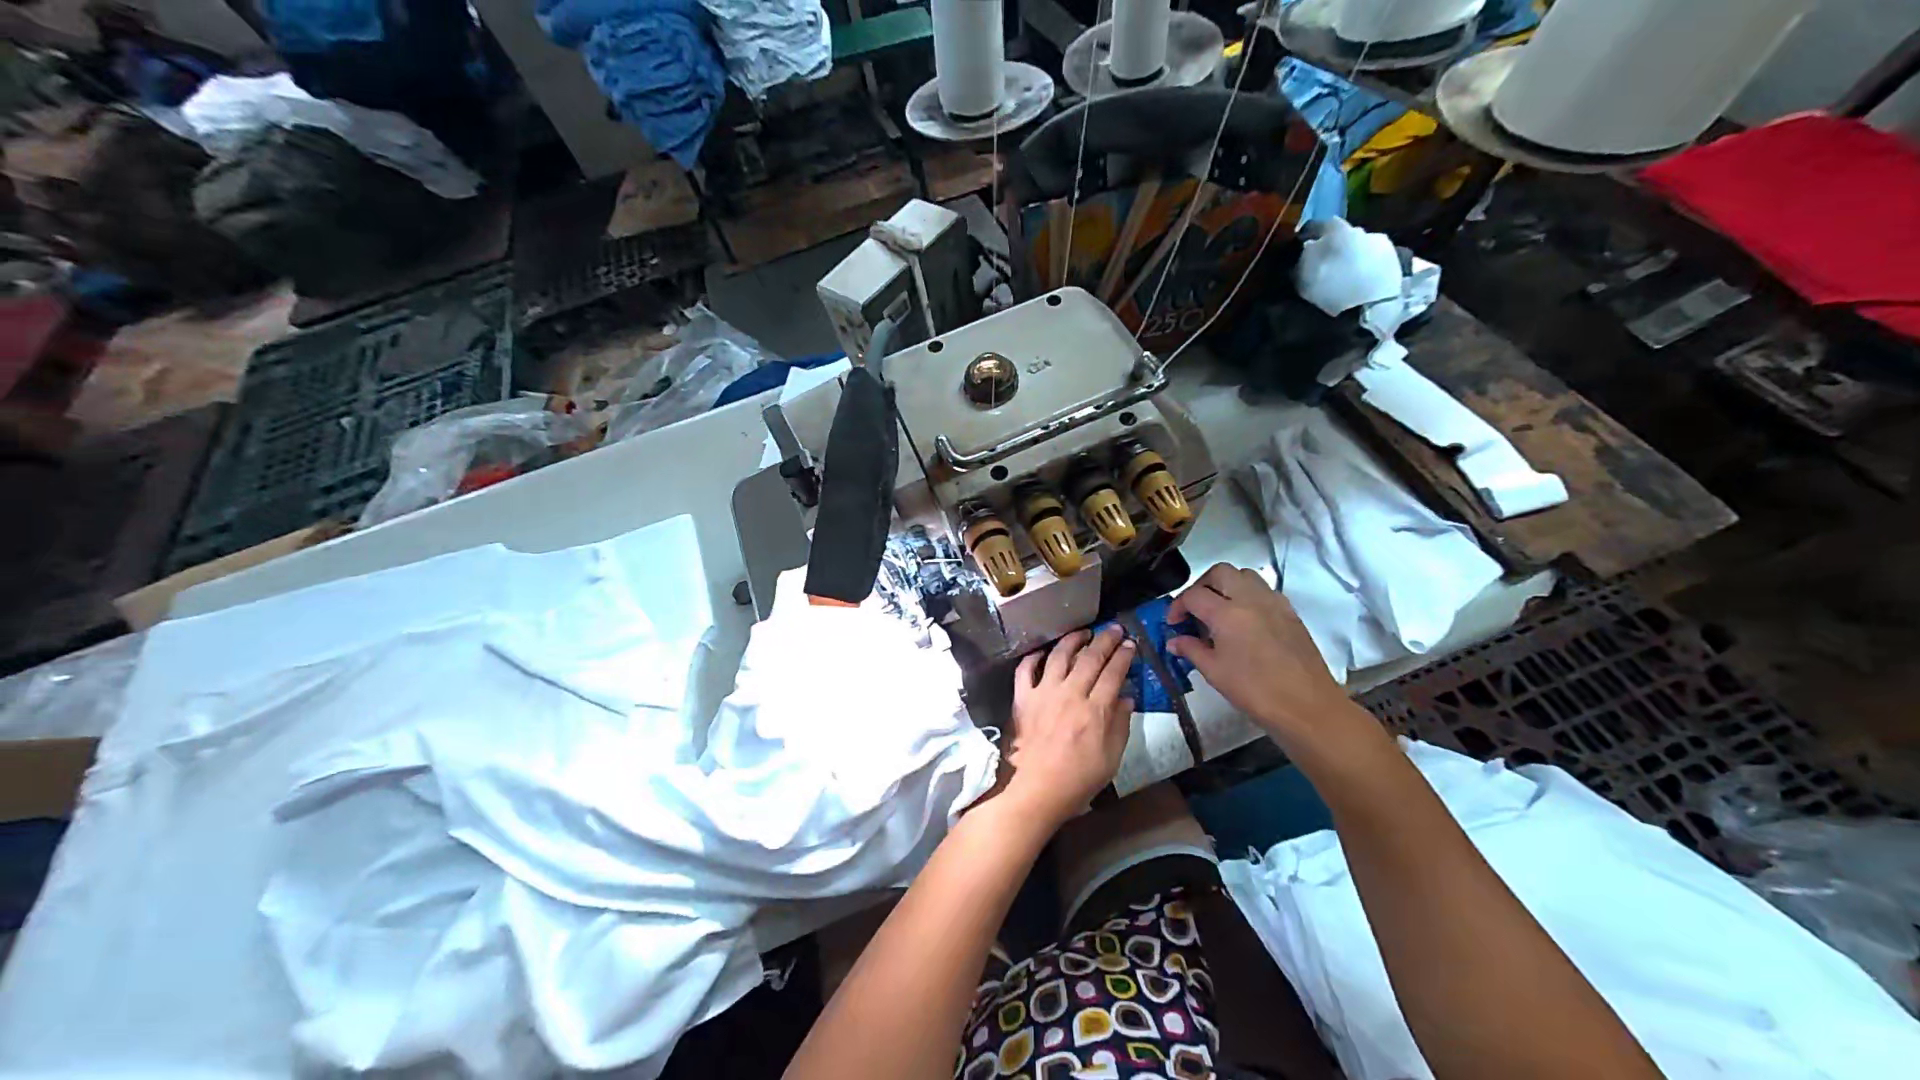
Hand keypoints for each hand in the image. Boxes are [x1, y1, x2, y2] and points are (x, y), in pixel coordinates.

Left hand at [999, 626, 1135, 827]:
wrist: (1038, 790)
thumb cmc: (1079, 779)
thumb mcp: (1112, 757)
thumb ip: (1120, 725)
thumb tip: (1126, 698)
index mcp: (1095, 710)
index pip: (1113, 673)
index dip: (1124, 656)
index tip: (1130, 644)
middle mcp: (1070, 694)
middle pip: (1090, 658)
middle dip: (1105, 640)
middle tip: (1114, 630)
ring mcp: (1044, 693)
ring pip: (1059, 656)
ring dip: (1072, 641)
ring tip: (1083, 633)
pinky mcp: (1023, 699)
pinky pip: (1026, 670)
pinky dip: (1034, 657)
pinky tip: (1043, 651)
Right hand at [1167, 564, 1383, 760]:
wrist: (1306, 705)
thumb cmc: (1254, 690)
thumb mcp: (1214, 672)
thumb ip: (1191, 650)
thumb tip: (1175, 642)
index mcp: (1227, 613)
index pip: (1193, 595)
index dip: (1177, 606)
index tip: (1173, 624)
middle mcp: (1251, 599)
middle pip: (1220, 572)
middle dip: (1201, 586)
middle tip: (1195, 609)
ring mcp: (1274, 603)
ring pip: (1245, 576)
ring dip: (1227, 585)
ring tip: (1220, 610)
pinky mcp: (1290, 612)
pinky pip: (1264, 591)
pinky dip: (1249, 596)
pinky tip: (1245, 622)